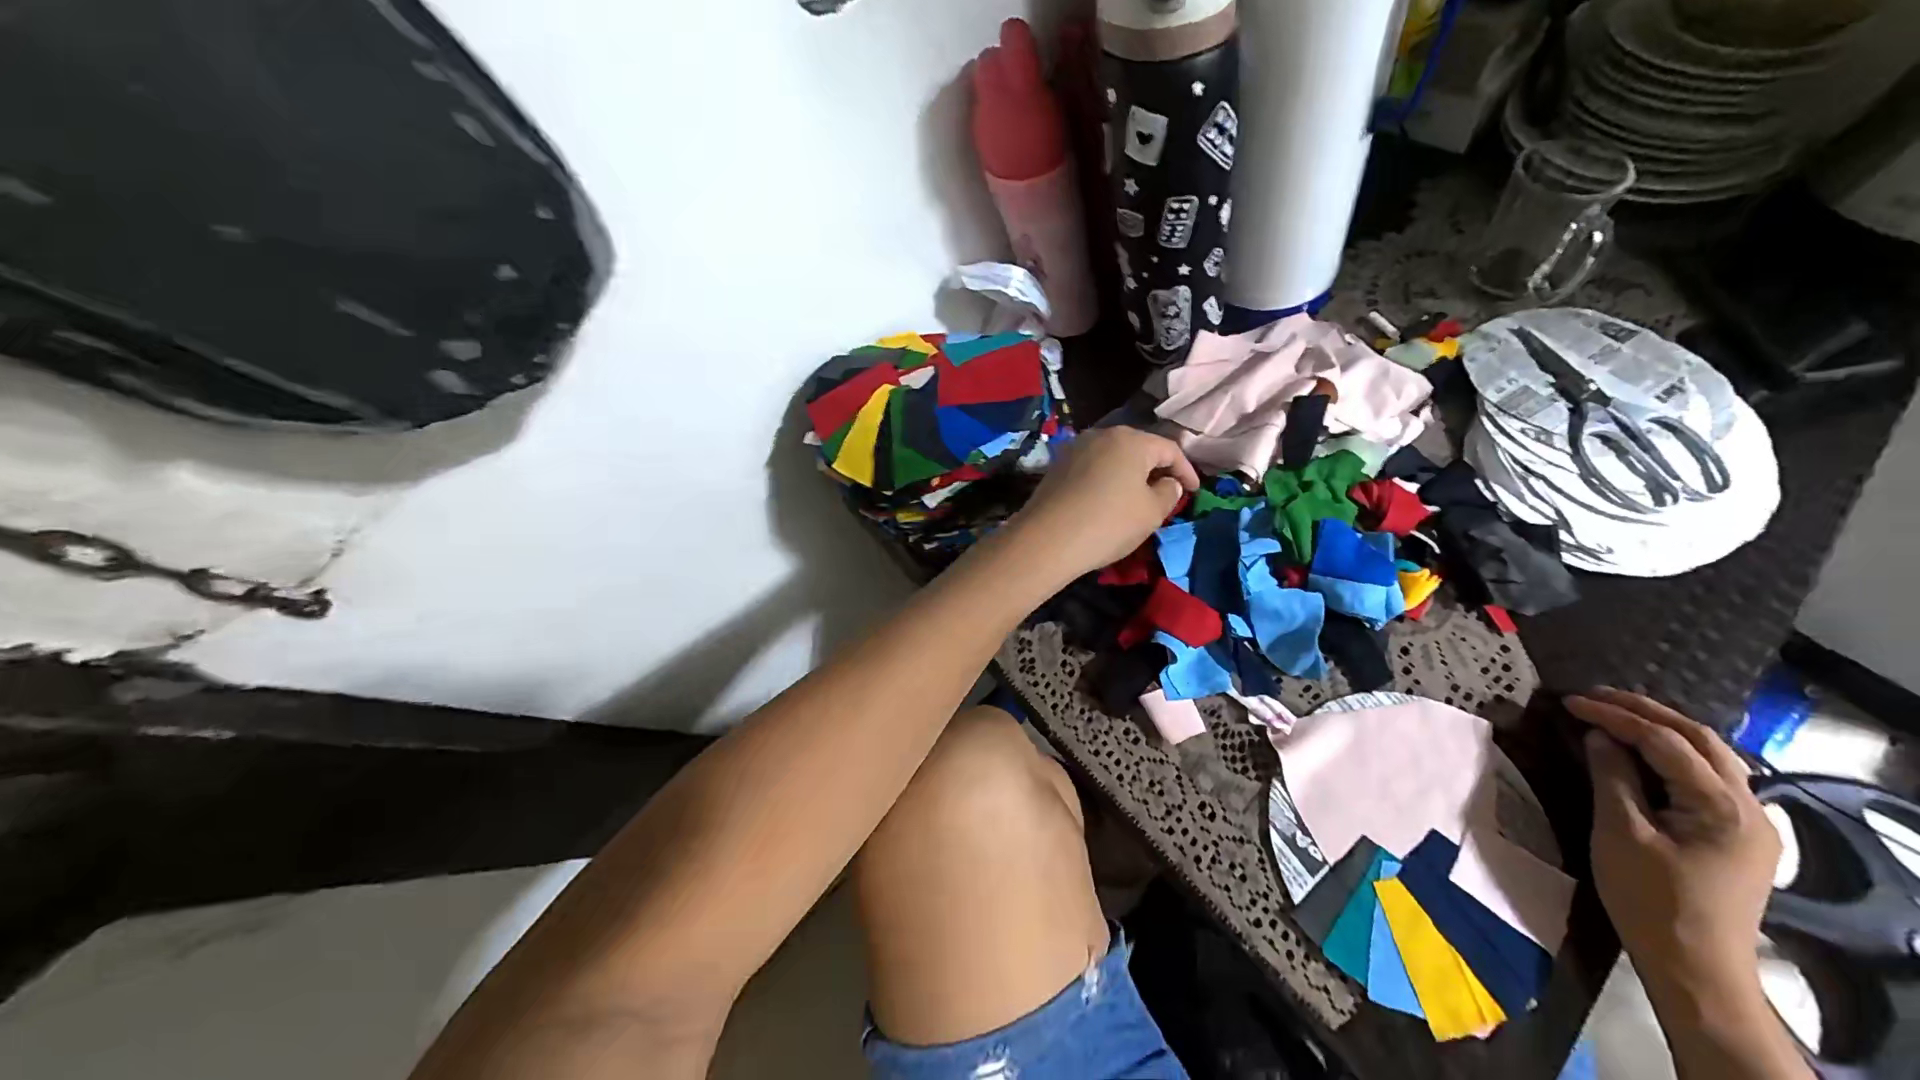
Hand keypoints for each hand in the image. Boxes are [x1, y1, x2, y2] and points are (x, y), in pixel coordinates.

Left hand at [1004, 427, 1198, 584]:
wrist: (1046, 540)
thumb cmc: (1108, 523)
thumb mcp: (1151, 512)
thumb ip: (1169, 491)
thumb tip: (1168, 482)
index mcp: (1130, 439)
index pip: (1169, 449)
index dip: (1187, 470)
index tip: (1195, 491)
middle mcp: (1101, 435)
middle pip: (1138, 448)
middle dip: (1156, 469)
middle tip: (1168, 491)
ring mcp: (1075, 449)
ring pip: (1113, 457)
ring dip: (1129, 474)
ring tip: (1139, 497)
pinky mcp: (1056, 466)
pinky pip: (1092, 468)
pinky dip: (1106, 480)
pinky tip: (1108, 500)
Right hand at [1568, 689, 1778, 1006]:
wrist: (1694, 965)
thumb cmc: (1650, 898)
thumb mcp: (1620, 833)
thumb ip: (1613, 778)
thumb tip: (1600, 736)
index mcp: (1722, 806)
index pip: (1666, 742)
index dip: (1616, 715)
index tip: (1570, 701)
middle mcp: (1748, 807)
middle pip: (1700, 741)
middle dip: (1645, 712)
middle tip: (1594, 696)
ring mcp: (1748, 823)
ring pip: (1709, 757)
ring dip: (1662, 729)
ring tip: (1615, 715)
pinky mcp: (1737, 836)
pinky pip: (1707, 778)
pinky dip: (1673, 754)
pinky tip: (1644, 753)